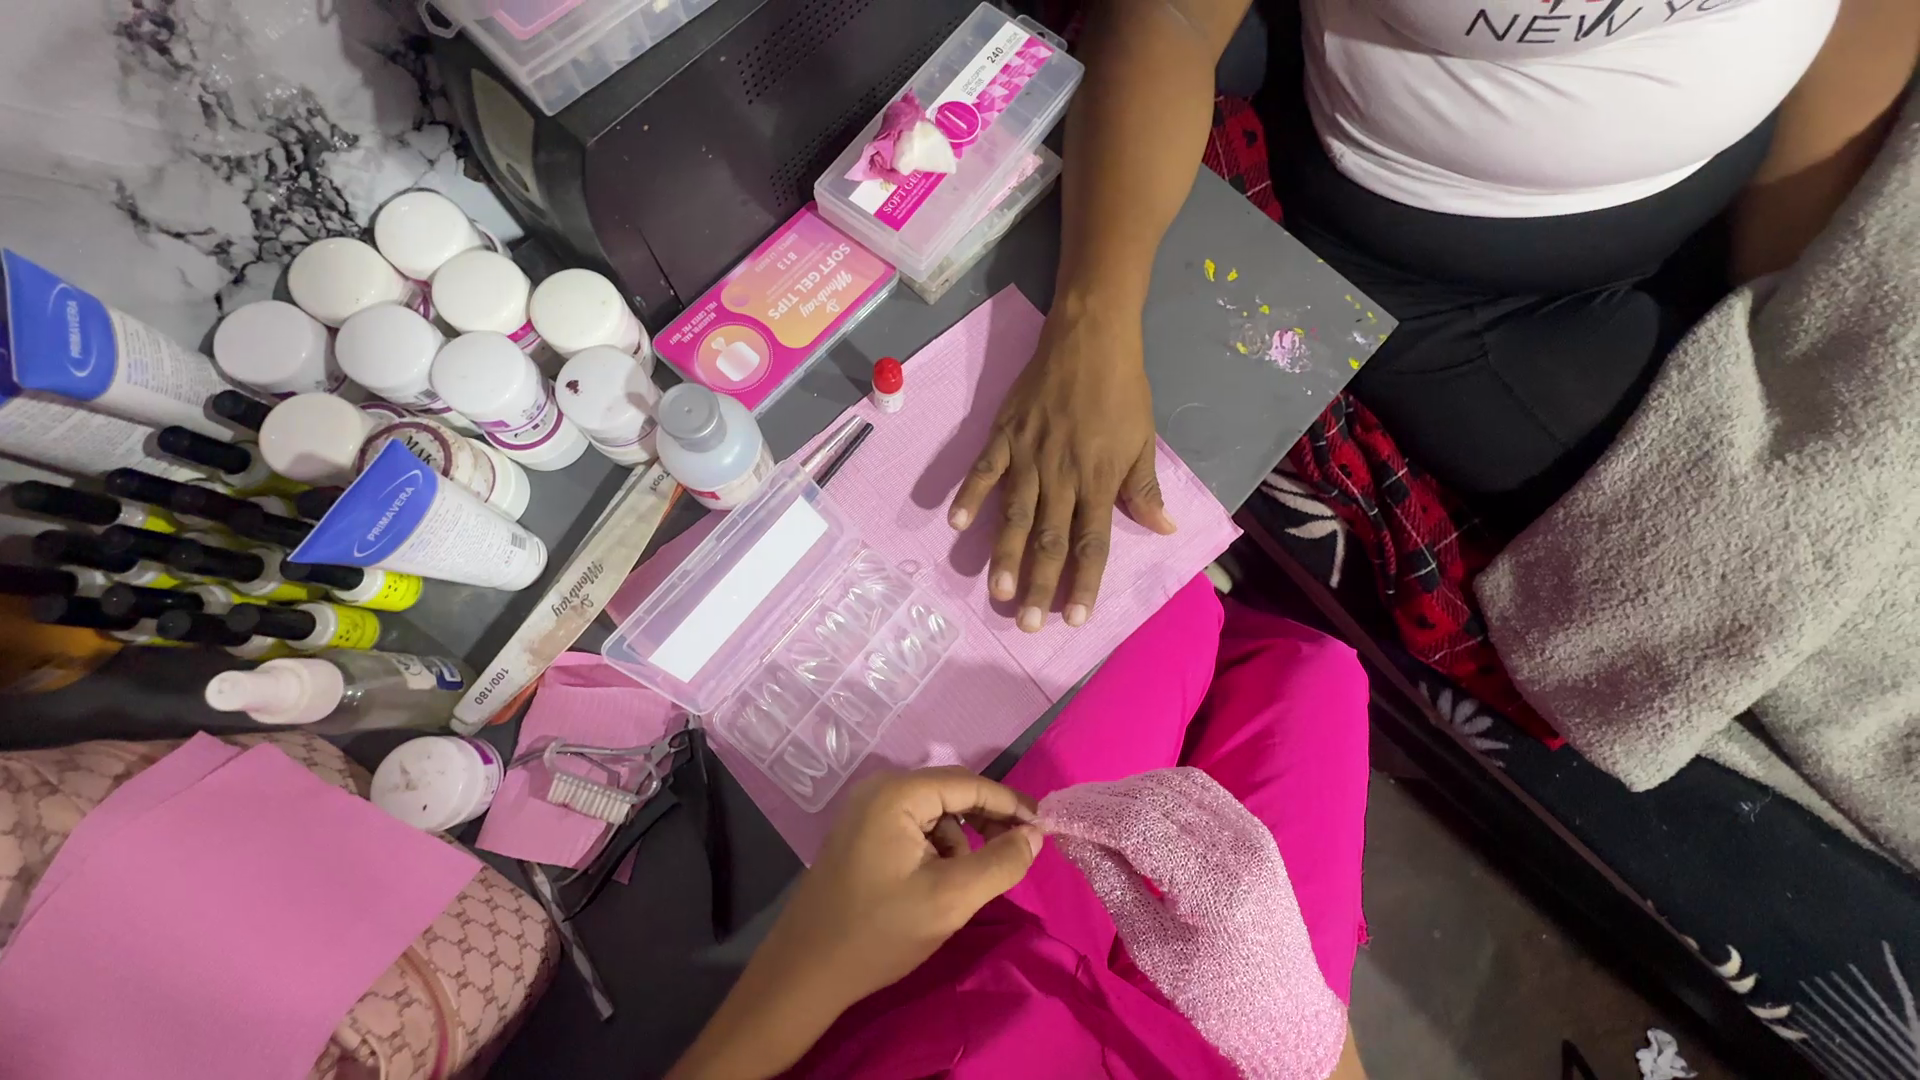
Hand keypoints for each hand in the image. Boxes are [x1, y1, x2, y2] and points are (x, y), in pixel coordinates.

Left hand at [668, 769, 1041, 1079]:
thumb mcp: (950, 899)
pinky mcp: (861, 833)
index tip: (1044, 827)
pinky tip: (935, 883)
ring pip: (934, 813)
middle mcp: (879, 789)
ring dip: (960, 840)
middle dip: (987, 821)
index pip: (969, 783)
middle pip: (950, 792)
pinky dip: (936, 848)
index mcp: (898, 793)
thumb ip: (1000, 862)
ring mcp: (866, 810)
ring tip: (964, 882)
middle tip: (1020, 851)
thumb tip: (1035, 834)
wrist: (805, 972)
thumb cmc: (879, 931)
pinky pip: (913, 827)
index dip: (1010, 803)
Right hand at [948, 300, 1177, 632]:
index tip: (1075, 619)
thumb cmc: (1121, 392)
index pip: (1091, 543)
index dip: (1084, 583)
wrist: (1090, 338)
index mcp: (1099, 480)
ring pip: (1017, 514)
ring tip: (999, 592)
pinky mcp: (1003, 435)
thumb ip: (1144, 489)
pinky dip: (970, 496)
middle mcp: (1063, 476)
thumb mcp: (1143, 440)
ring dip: (1007, 555)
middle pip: (1050, 539)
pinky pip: (984, 471)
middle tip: (1029, 623)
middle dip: (1041, 584)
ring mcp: (1029, 456)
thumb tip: (1164, 530)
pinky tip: (957, 525)